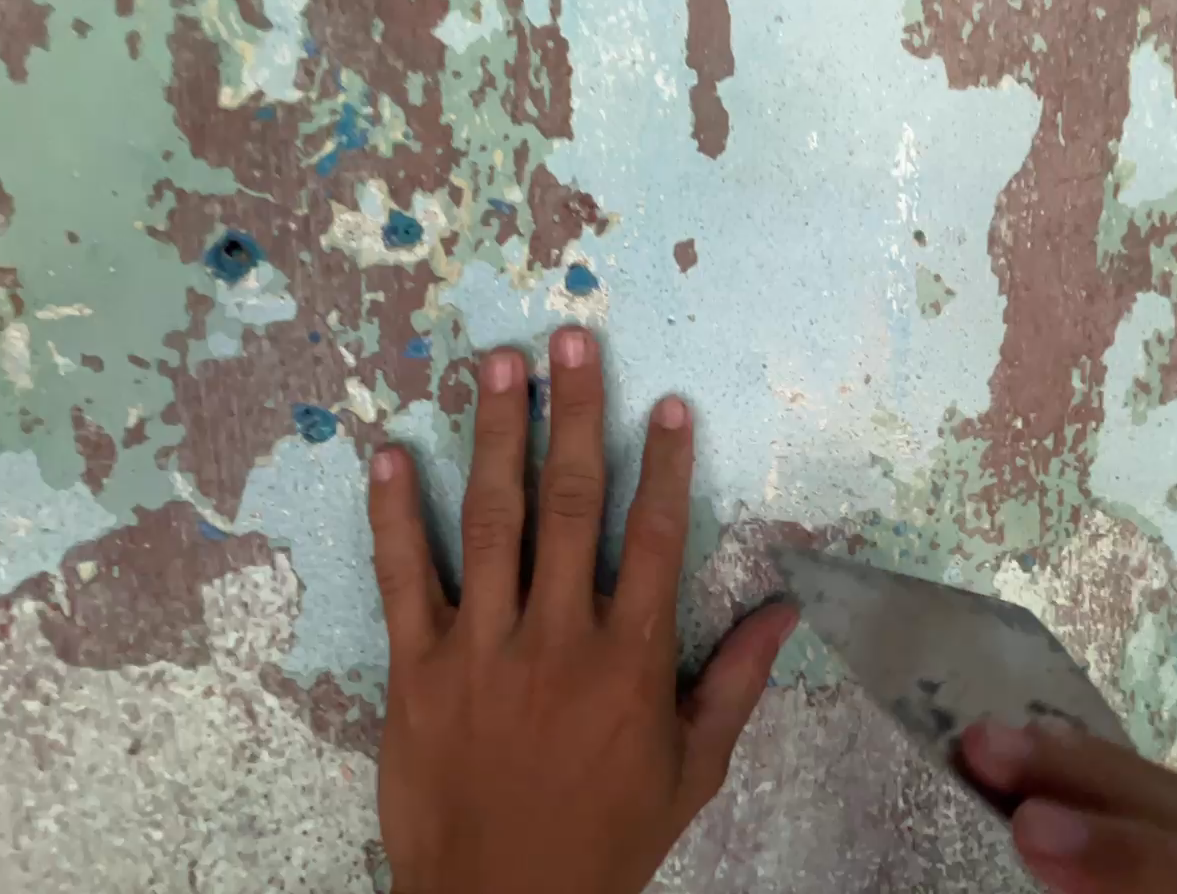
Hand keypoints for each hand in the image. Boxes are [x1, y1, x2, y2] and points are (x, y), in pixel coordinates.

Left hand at [366, 326, 800, 893]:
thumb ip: (738, 680)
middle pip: (569, 504)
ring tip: (499, 366)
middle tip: (571, 341)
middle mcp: (557, 636)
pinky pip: (405, 578)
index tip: (666, 403)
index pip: (655, 538)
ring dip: (497, 436)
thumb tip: (785, 609)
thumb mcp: (693, 766)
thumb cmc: (607, 834)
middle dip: (574, 414)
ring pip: (491, 521)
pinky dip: (395, 513)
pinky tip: (391, 454)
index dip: (664, 465)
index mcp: (629, 658)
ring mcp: (481, 646)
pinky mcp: (417, 667)